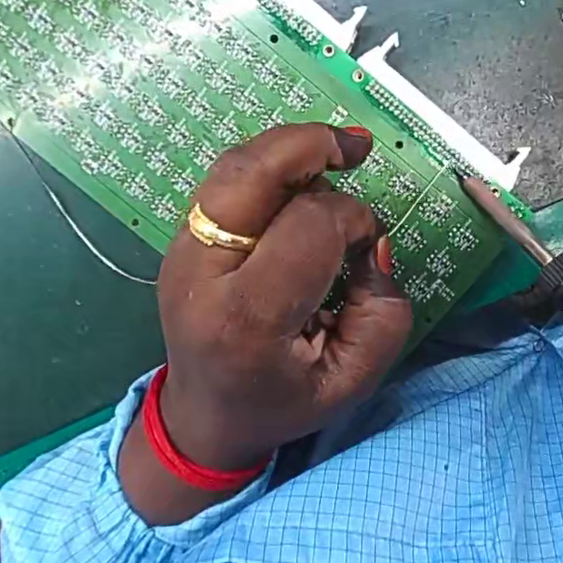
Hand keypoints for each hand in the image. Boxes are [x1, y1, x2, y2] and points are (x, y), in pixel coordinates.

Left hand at [119, 123, 413, 524]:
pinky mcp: (178, 242)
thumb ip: (384, 312)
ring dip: (288, 149)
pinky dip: (267, 167)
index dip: (353, 219)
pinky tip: (299, 175)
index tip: (368, 244)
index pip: (308, 228)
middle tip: (358, 146)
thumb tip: (371, 241)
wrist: (204, 417)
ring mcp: (180, 253)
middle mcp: (202, 276)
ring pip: (233, 167)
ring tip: (333, 152)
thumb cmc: (282, 403)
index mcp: (246, 320)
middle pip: (252, 174)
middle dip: (311, 145)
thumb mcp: (353, 380)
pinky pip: (224, 182)